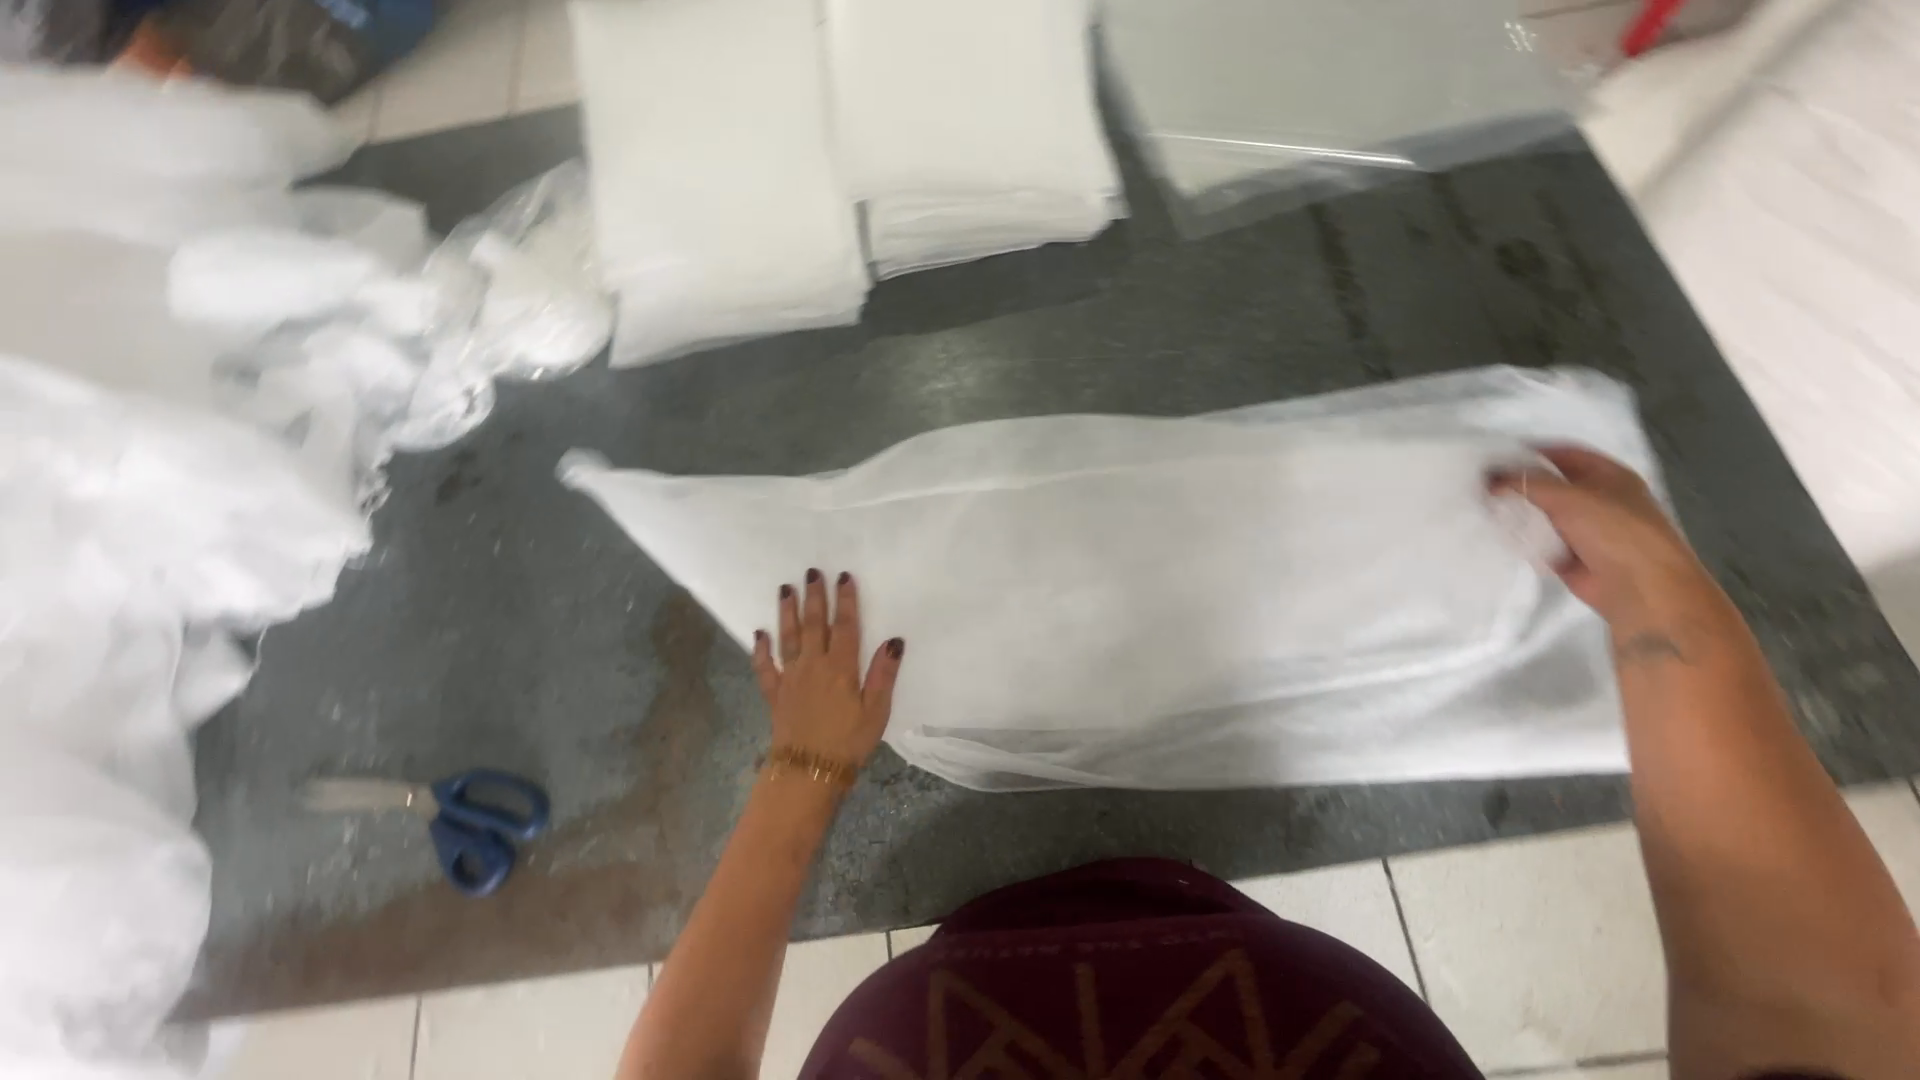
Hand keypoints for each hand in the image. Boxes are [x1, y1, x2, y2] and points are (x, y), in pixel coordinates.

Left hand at [750, 569, 903, 768]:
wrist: (808, 771)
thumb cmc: (848, 741)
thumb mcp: (876, 711)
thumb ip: (883, 674)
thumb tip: (894, 640)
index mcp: (841, 668)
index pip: (845, 626)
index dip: (846, 601)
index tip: (843, 577)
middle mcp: (813, 665)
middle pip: (814, 624)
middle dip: (814, 597)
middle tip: (811, 572)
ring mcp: (790, 678)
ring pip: (788, 638)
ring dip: (787, 612)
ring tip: (785, 589)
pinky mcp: (775, 694)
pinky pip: (765, 667)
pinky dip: (761, 649)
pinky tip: (758, 634)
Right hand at [1492, 446, 1728, 637]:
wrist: (1639, 588)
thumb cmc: (1614, 532)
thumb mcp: (1570, 498)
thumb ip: (1528, 483)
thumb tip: (1490, 477)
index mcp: (1608, 476)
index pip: (1564, 454)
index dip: (1531, 452)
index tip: (1494, 456)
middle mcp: (1596, 499)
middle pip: (1550, 484)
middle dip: (1518, 483)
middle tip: (1480, 482)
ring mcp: (1583, 528)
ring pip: (1541, 512)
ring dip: (1516, 511)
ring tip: (1479, 505)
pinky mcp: (1568, 553)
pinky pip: (1537, 540)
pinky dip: (1519, 537)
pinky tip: (1493, 532)